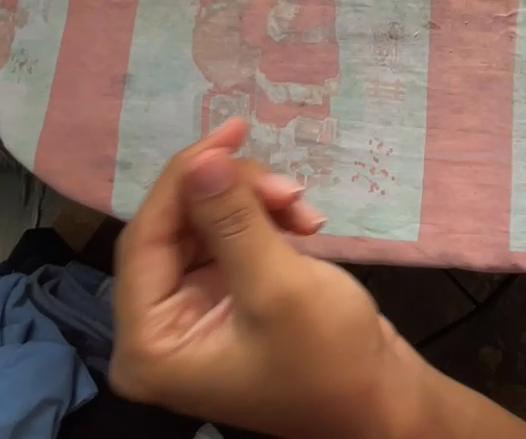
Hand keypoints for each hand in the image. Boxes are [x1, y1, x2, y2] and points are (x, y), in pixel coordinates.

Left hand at [113, 118, 525, 438]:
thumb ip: (237, 222)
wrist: (378, 395)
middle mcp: (162, 324)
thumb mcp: (281, 285)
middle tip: (292, 186)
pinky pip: (239, 242)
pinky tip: (308, 225)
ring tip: (308, 212)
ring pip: (213, 228)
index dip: (185, 177)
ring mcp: (200, 312)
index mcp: (150, 338)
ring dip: (262, 207)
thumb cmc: (327, 354)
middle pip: (180, 228)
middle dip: (238, 196)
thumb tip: (203, 160)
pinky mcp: (236, 300)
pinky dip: (273, 223)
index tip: (232, 129)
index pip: (147, 237)